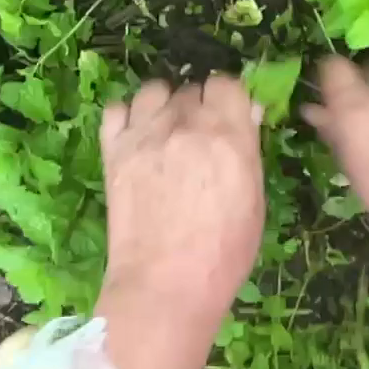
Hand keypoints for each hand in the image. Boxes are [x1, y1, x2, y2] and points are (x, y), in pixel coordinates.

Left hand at [94, 76, 263, 368]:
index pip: (226, 83)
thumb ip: (248, 149)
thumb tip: (249, 112)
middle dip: (198, 108)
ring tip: (166, 131)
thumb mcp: (253, 200)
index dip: (228, 99)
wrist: (164, 286)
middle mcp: (184, 123)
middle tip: (199, 139)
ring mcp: (145, 132)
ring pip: (155, 89)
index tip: (228, 118)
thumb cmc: (222, 253)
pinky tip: (136, 136)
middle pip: (192, 89)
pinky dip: (128, 116)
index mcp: (226, 133)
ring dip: (164, 104)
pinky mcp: (114, 147)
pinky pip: (118, 108)